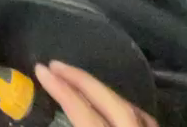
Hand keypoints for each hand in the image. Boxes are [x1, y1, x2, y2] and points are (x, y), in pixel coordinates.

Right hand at [35, 61, 156, 126]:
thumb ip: (76, 125)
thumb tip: (56, 115)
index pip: (85, 113)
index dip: (62, 90)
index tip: (40, 69)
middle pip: (114, 103)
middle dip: (82, 80)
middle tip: (54, 66)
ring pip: (136, 110)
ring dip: (105, 92)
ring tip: (79, 81)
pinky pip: (146, 121)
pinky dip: (127, 109)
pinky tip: (116, 108)